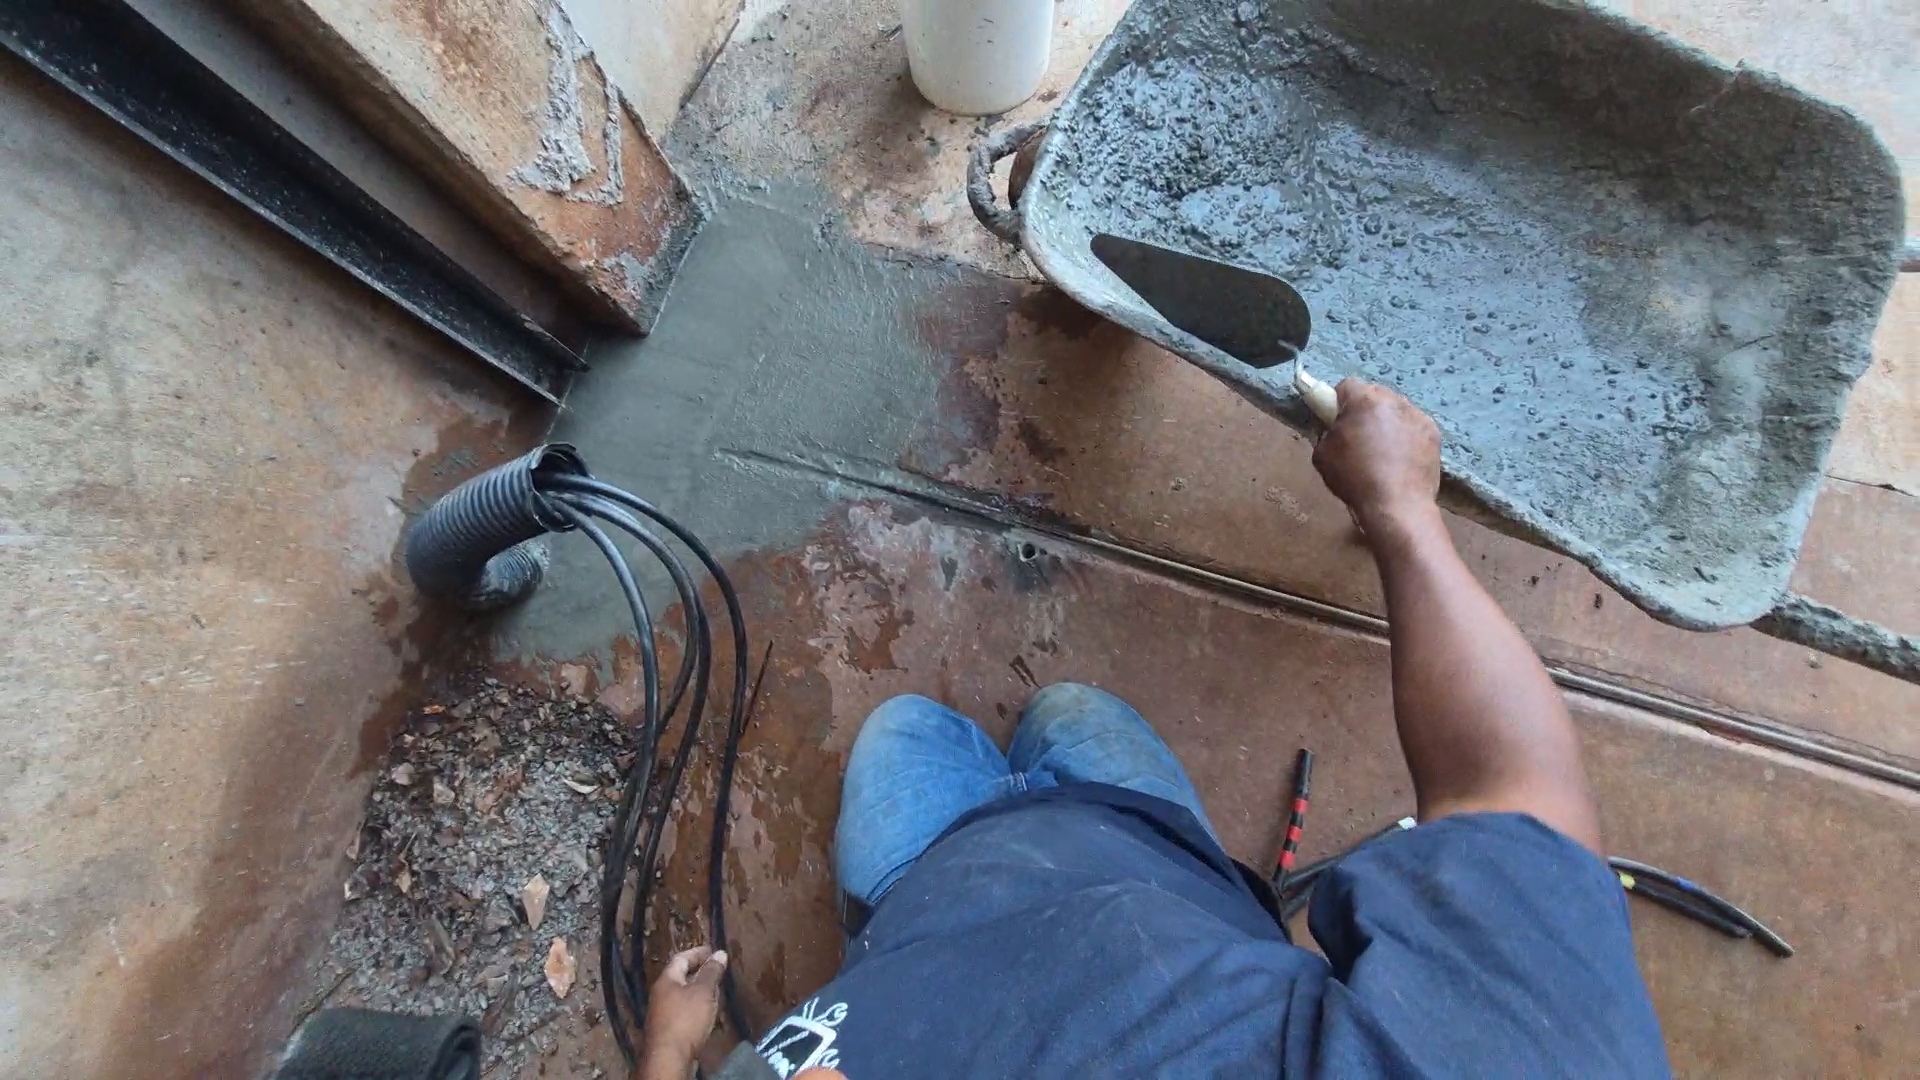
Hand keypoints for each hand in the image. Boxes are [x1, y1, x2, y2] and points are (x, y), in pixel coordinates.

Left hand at [641, 945, 726, 1075]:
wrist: (668, 1060)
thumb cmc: (686, 1019)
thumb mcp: (704, 991)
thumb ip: (712, 971)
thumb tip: (720, 953)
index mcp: (666, 981)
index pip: (681, 958)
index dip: (698, 953)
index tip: (714, 952)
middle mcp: (660, 995)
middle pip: (681, 976)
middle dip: (700, 972)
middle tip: (718, 971)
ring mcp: (661, 1014)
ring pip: (682, 995)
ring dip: (699, 991)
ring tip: (716, 991)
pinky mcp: (666, 1030)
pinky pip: (683, 1010)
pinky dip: (695, 1007)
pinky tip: (707, 1013)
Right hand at [1310, 379, 1441, 535]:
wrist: (1396, 504)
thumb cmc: (1353, 478)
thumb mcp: (1321, 454)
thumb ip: (1326, 432)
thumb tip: (1334, 427)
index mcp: (1364, 401)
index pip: (1347, 384)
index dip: (1337, 400)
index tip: (1334, 420)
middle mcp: (1395, 401)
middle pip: (1374, 394)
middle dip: (1363, 408)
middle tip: (1356, 435)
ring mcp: (1418, 416)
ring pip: (1395, 409)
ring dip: (1385, 420)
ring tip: (1380, 449)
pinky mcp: (1434, 433)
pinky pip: (1412, 425)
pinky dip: (1404, 435)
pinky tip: (1398, 458)